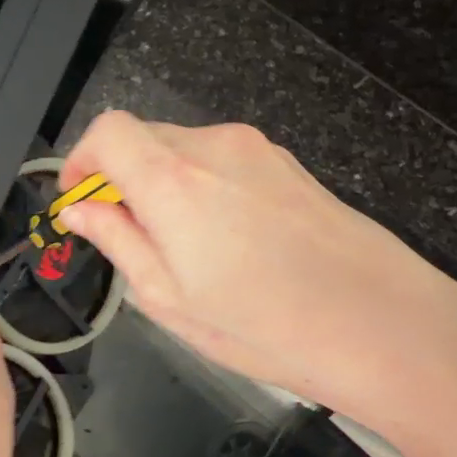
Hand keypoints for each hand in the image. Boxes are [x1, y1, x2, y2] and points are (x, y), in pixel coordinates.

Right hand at [59, 112, 456, 435]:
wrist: (380, 325)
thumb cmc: (261, 326)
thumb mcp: (167, 298)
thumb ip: (119, 243)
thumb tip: (82, 211)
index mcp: (174, 181)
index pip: (107, 131)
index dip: (79, 160)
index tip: (76, 202)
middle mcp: (215, 148)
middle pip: (143, 136)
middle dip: (116, 177)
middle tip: (119, 237)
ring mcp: (258, 152)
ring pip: (182, 150)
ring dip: (158, 185)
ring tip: (173, 251)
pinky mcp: (288, 166)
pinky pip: (220, 163)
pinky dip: (197, 189)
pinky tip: (218, 245)